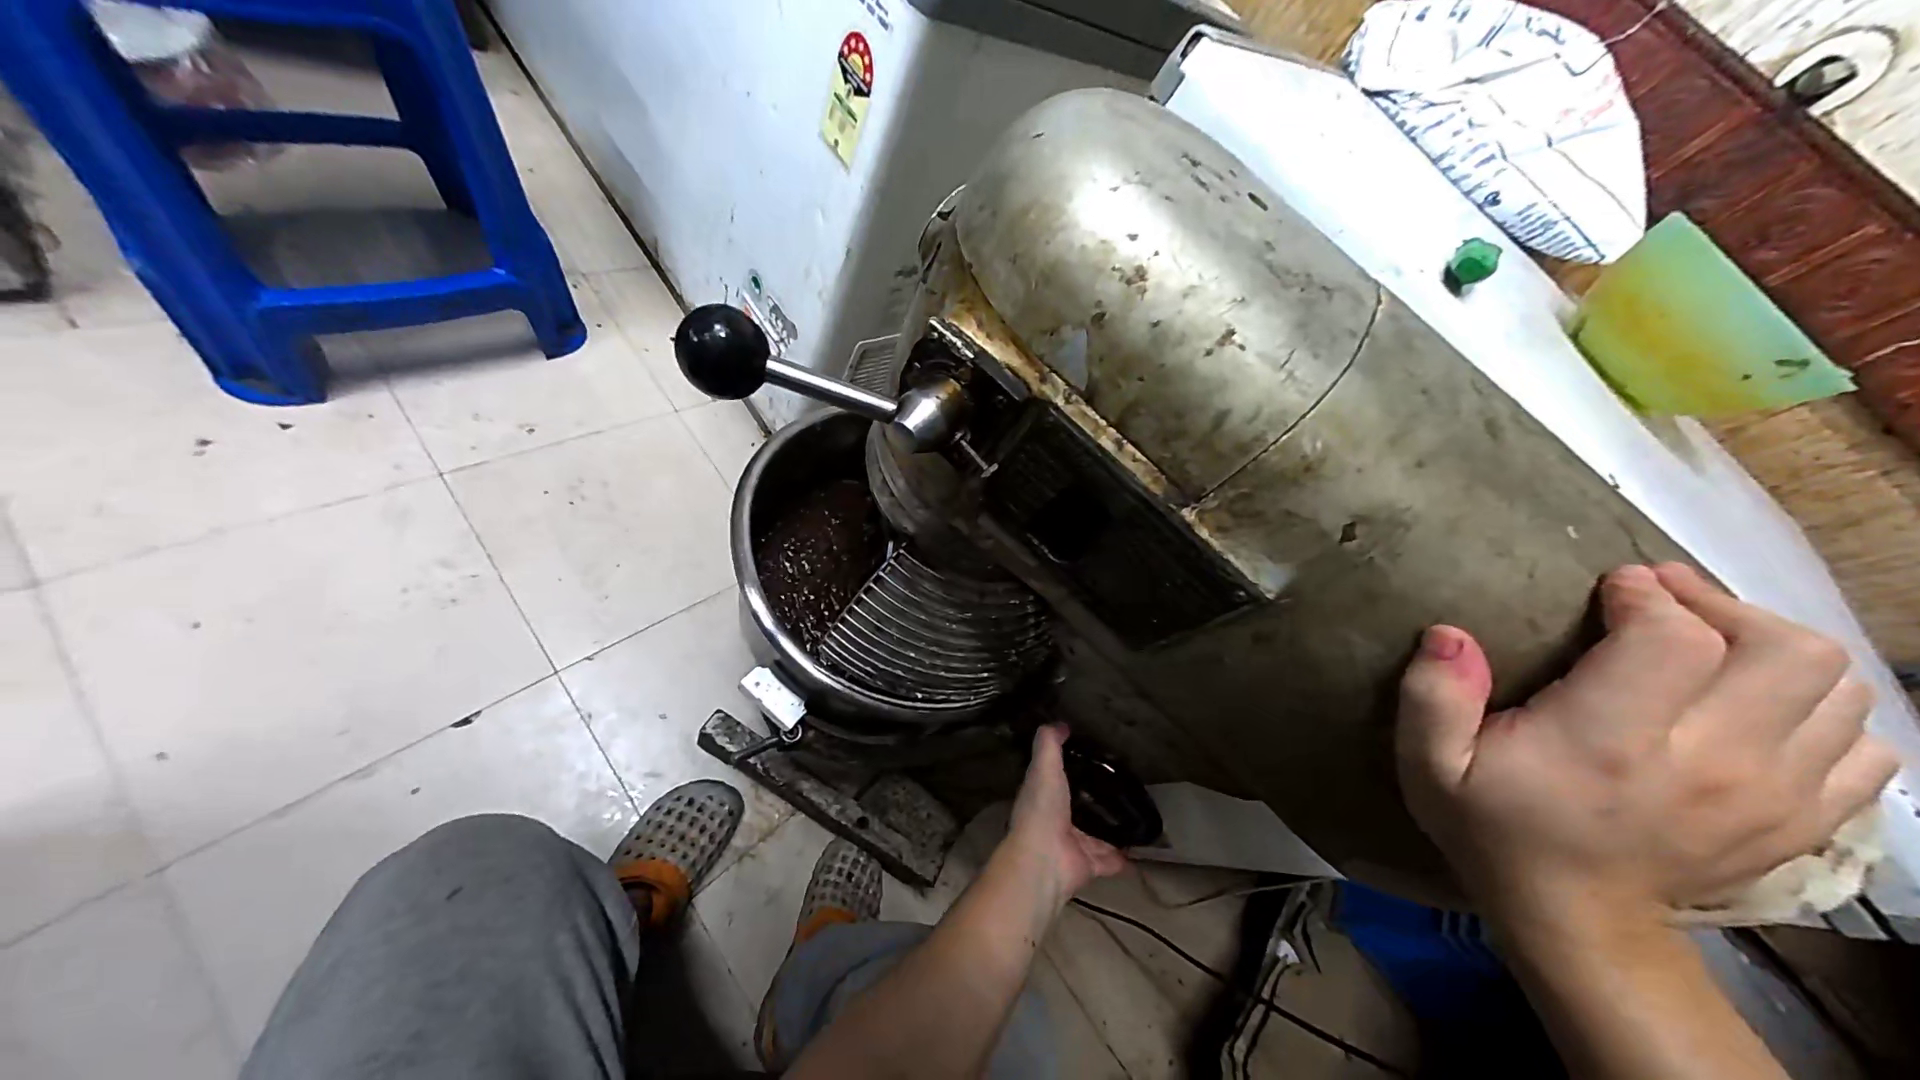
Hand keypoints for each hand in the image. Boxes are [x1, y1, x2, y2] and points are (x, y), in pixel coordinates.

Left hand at [1004, 724, 1127, 904]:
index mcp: (1044, 796)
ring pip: (1096, 835)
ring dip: (1112, 829)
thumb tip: (1061, 724)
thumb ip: (1050, 743)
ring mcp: (1074, 844)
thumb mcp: (1044, 767)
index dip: (1071, 768)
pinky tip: (1142, 846)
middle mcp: (1057, 820)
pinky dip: (1125, 856)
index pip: (1057, 779)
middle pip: (1079, 808)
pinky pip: (1112, 860)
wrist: (1045, 860)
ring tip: (1137, 813)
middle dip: (1096, 800)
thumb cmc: (1043, 808)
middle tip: (1123, 786)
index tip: (1094, 757)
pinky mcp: (1091, 865)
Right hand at [1396, 563, 1898, 933]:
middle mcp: (1712, 762)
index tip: (1612, 587)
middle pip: (1782, 649)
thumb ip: (1433, 697)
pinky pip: (1862, 740)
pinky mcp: (1806, 818)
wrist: (1575, 917)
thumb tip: (1449, 634)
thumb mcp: (1428, 763)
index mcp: (1610, 741)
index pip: (1676, 640)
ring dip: (1769, 646)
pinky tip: (1751, 702)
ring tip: (1704, 641)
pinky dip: (1815, 705)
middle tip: (1662, 600)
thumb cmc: (1490, 825)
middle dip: (1720, 605)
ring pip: (1833, 686)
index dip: (1649, 596)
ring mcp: (1775, 794)